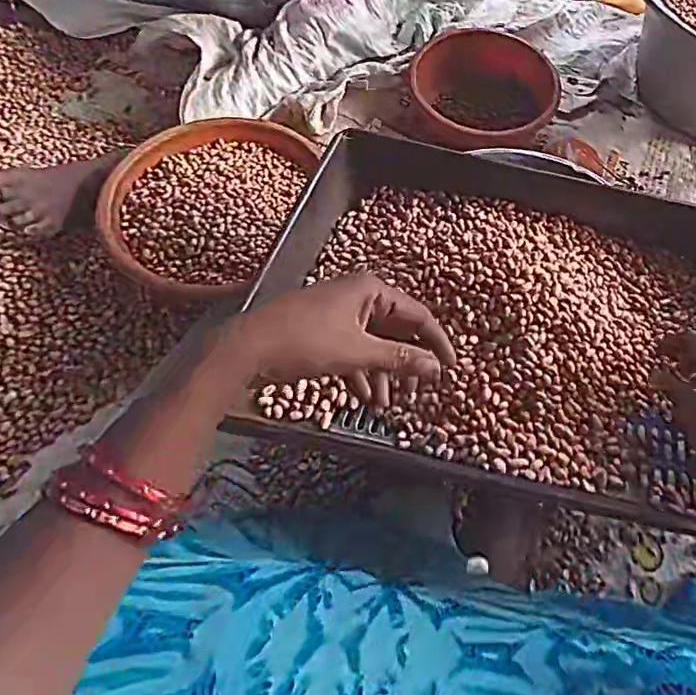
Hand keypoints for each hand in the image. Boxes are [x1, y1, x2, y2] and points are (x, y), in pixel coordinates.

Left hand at [219, 273, 457, 409]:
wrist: (244, 348)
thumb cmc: (304, 341)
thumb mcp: (357, 353)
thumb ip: (399, 359)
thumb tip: (435, 367)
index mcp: (372, 291)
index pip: (418, 316)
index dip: (436, 343)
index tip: (450, 368)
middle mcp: (359, 297)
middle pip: (396, 331)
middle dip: (406, 364)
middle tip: (415, 393)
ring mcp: (340, 314)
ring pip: (374, 345)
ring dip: (383, 374)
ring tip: (385, 404)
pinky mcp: (324, 332)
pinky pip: (354, 351)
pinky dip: (361, 373)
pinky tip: (364, 398)